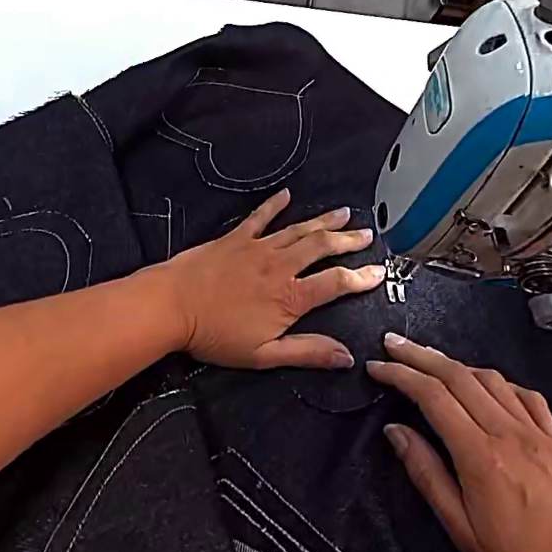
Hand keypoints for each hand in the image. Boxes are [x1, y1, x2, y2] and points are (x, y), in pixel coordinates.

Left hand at [151, 189, 382, 369]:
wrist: (172, 306)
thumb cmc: (215, 335)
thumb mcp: (263, 355)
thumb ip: (307, 353)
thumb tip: (345, 356)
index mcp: (290, 297)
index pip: (337, 283)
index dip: (362, 278)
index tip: (379, 272)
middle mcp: (281, 266)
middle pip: (323, 247)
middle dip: (349, 240)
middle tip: (367, 234)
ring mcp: (260, 247)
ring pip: (300, 229)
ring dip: (324, 221)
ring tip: (344, 213)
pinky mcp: (237, 238)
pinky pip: (261, 217)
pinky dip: (275, 205)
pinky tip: (287, 195)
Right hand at [368, 335, 551, 551]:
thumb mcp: (463, 534)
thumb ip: (427, 475)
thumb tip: (396, 433)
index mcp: (482, 456)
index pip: (432, 396)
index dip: (400, 374)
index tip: (379, 366)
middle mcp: (510, 432)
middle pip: (458, 375)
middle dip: (421, 355)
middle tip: (395, 343)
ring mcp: (538, 432)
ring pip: (491, 377)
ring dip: (457, 363)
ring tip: (432, 360)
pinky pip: (526, 395)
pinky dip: (500, 382)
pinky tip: (490, 386)